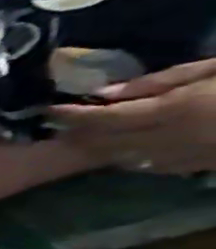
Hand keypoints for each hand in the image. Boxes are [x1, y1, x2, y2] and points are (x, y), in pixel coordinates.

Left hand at [50, 59, 215, 175]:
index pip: (102, 120)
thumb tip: (104, 93)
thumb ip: (159, 82)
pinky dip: (133, 156)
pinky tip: (127, 147)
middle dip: (78, 134)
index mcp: (177, 111)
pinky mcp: (208, 166)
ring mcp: (193, 156)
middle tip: (58, 124)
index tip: (49, 109)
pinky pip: (156, 165)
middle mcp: (176, 139)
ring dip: (101, 148)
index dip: (70, 116)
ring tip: (82, 135)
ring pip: (126, 158)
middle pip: (106, 143)